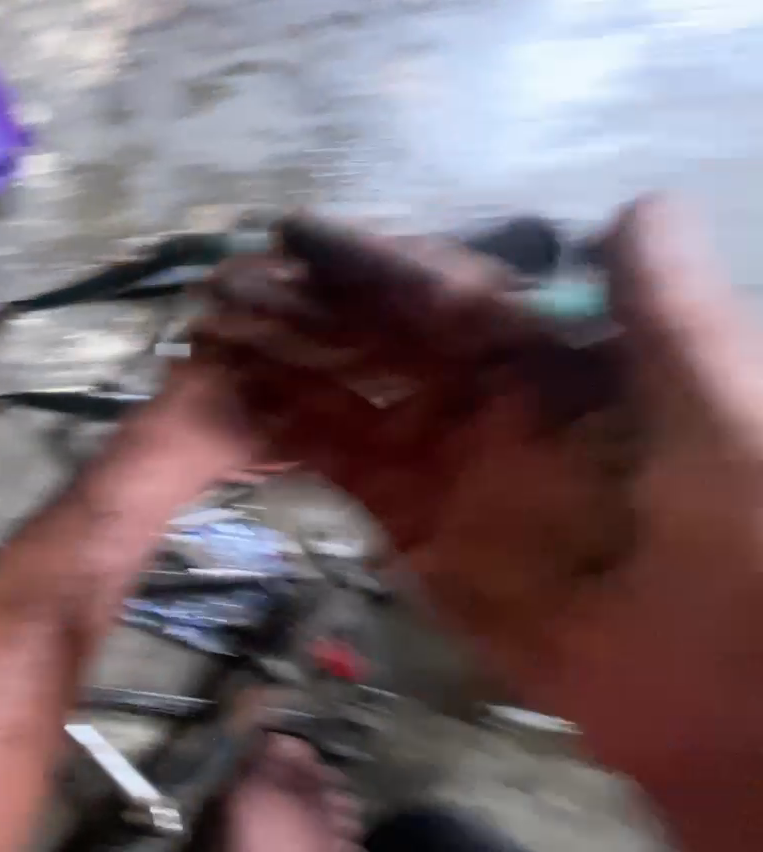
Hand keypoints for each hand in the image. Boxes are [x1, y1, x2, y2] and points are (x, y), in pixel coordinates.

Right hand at [192, 200, 762, 800]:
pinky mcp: (403, 516)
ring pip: (338, 395)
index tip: (293, 237)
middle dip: (298, 310)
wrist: (722, 710)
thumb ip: (672, 325)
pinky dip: (281, 431)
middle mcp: (481, 402)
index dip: (369, 266)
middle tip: (222, 289)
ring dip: (274, 363)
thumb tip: (635, 205)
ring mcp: (436, 460)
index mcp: (553, 370)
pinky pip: (331, 460)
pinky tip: (230, 403)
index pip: (442, 299)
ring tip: (206, 337)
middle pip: (373, 342)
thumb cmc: (747, 553)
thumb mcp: (729, 429)